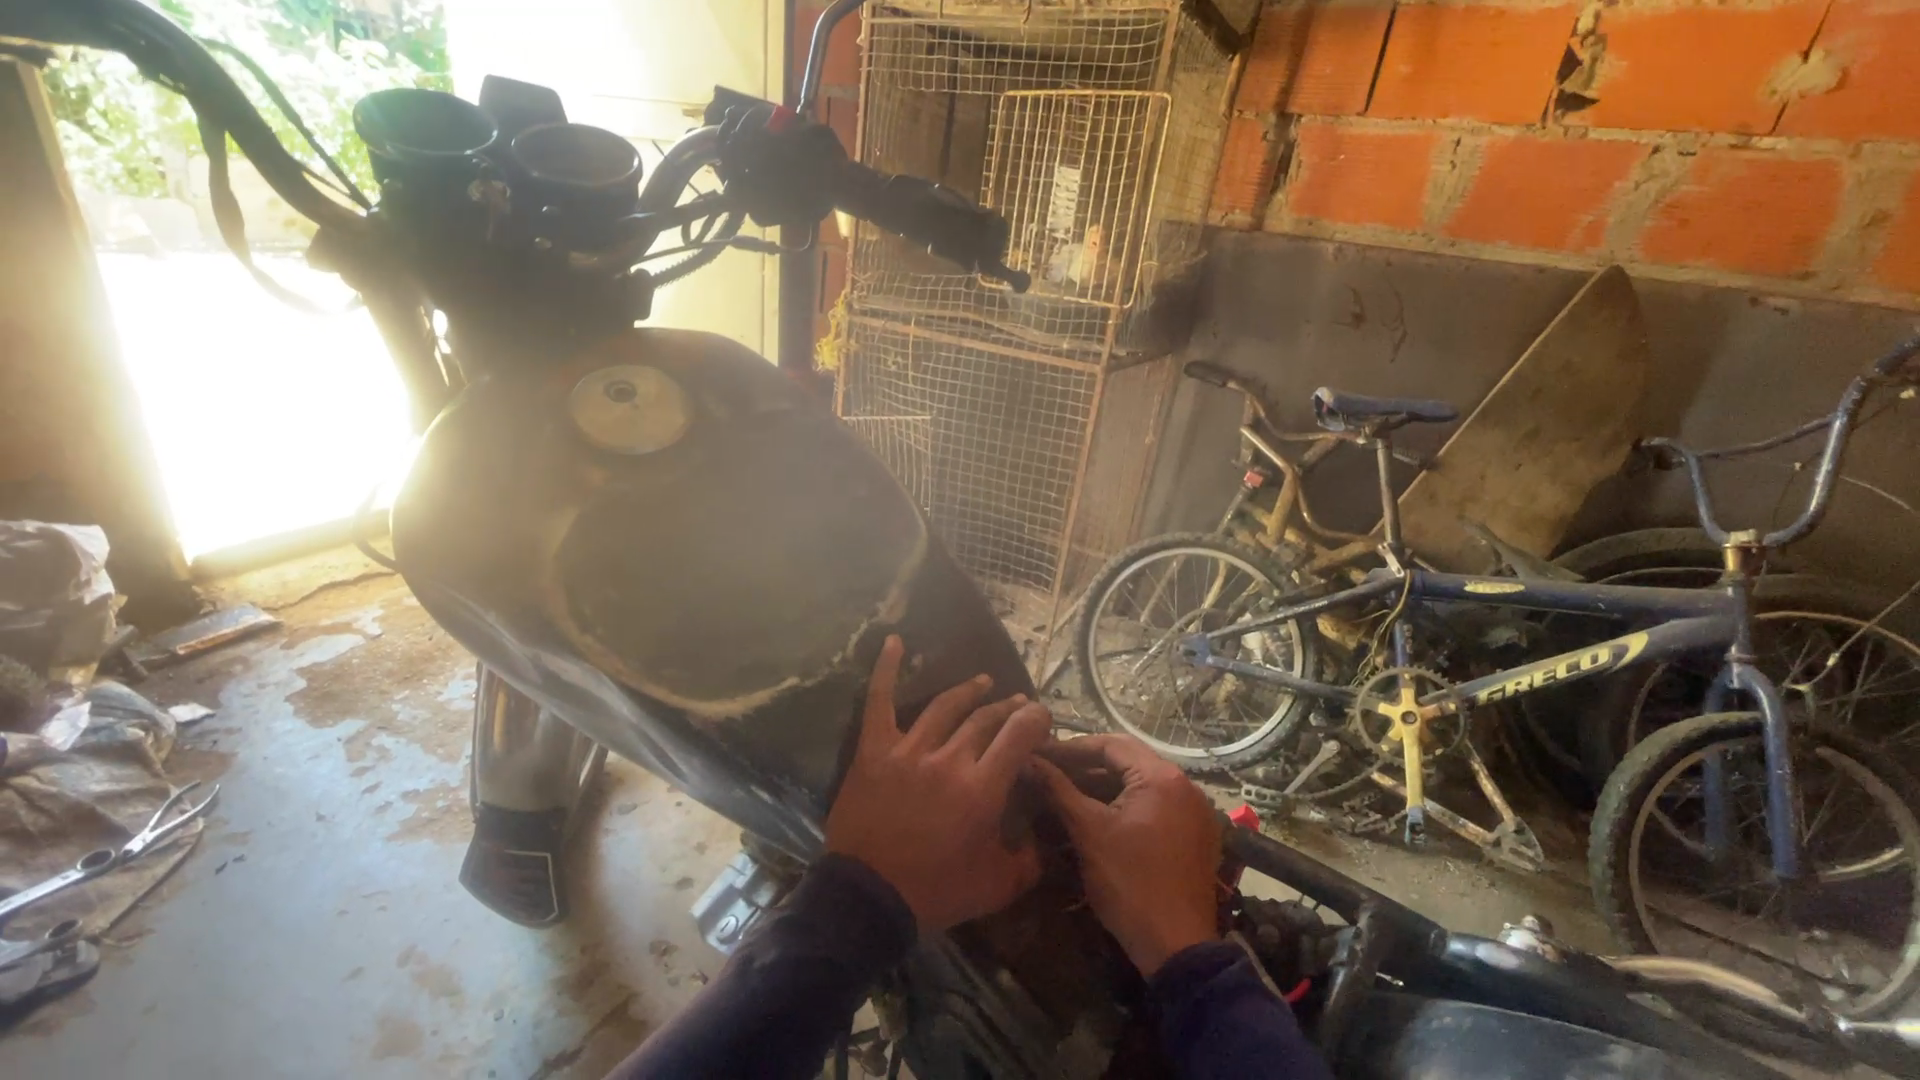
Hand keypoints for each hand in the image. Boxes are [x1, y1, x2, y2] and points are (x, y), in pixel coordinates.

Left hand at [826, 636, 1051, 931]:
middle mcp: (950, 759)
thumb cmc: (936, 893)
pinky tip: (893, 642)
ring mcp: (909, 750)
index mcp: (983, 788)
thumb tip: (1042, 836)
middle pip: (986, 719)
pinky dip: (886, 670)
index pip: (1019, 735)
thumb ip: (1029, 859)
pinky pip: (880, 701)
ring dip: (969, 691)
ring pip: (946, 706)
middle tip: (1018, 706)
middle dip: (1008, 709)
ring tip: (983, 682)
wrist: (868, 898)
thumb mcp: (998, 885)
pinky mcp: (875, 750)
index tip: (1042, 718)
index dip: (1036, 720)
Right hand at [1033, 735, 1221, 975]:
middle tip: (1049, 770)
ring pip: (1140, 783)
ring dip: (1103, 784)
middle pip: (1128, 760)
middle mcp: (1184, 785)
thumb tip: (1028, 761)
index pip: (1111, 744)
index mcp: (1162, 777)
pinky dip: (1124, 802)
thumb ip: (1058, 789)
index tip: (1040, 753)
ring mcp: (1193, 810)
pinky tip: (1095, 813)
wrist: (1177, 947)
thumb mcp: (1088, 832)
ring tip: (1065, 790)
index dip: (1071, 747)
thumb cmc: (1130, 883)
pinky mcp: (1193, 833)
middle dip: (1086, 764)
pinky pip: (1154, 804)